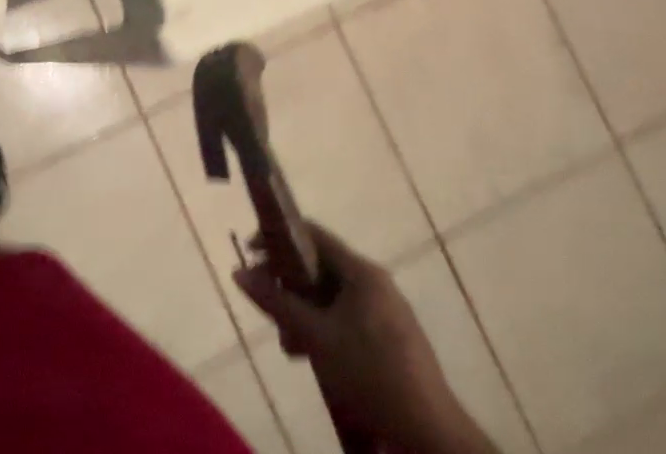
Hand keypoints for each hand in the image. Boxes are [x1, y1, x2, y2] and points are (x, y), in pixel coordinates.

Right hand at [234, 224, 495, 453]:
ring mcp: (383, 309)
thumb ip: (274, 300)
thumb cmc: (368, 370)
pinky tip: (310, 353)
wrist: (427, 430)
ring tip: (289, 344)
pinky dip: (320, 326)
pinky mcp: (387, 334)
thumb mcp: (313, 334)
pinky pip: (342, 315)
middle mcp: (374, 283)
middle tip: (266, 310)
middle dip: (285, 286)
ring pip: (326, 295)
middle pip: (316, 267)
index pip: (311, 234)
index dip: (276, 237)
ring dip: (300, 313)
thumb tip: (238, 272)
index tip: (250, 254)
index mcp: (362, 273)